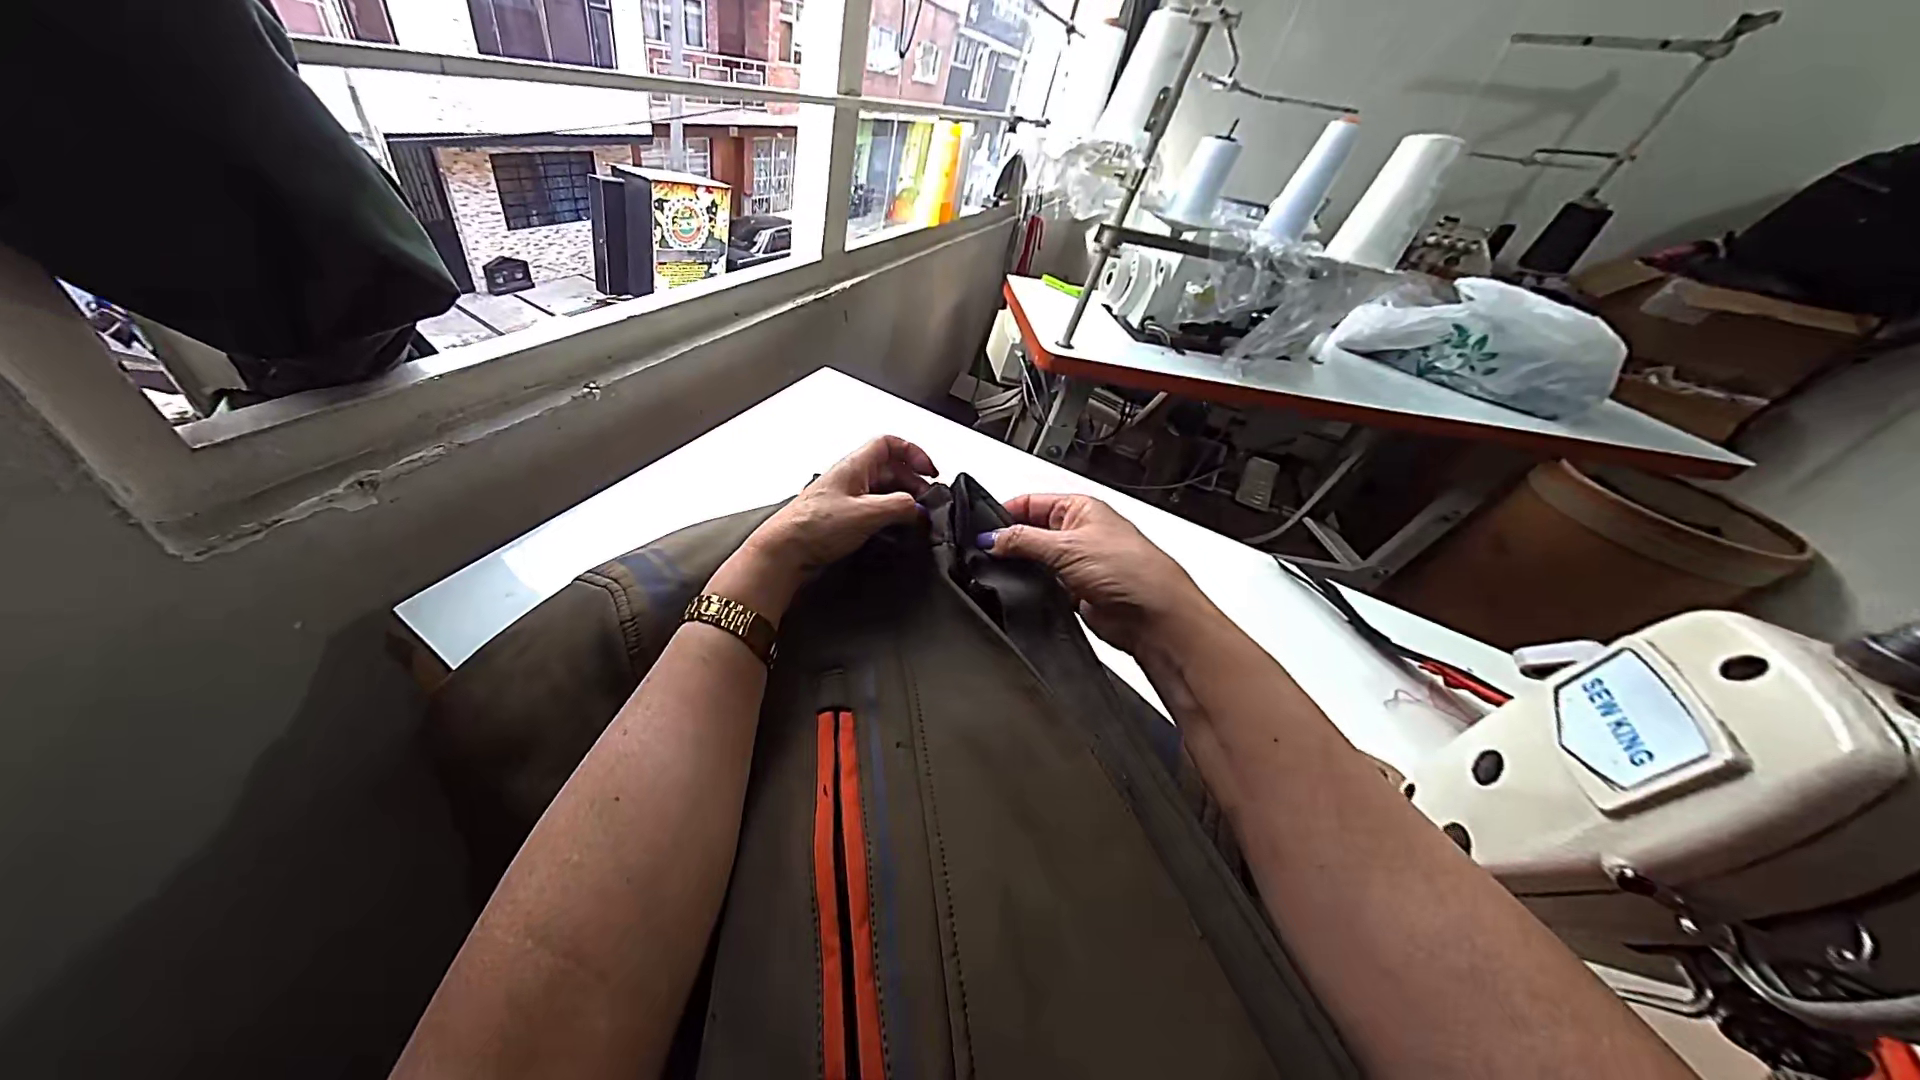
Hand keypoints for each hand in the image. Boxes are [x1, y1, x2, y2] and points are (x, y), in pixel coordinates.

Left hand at [711, 436, 938, 621]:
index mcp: (854, 466)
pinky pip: (875, 511)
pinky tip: (896, 531)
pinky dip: (890, 517)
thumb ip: (900, 507)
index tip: (930, 471)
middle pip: (892, 470)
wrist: (783, 553)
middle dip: (914, 483)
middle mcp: (851, 479)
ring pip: (885, 491)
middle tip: (926, 503)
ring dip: (904, 502)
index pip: (890, 444)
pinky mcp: (844, 520)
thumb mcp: (867, 513)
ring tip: (915, 519)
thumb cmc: (810, 528)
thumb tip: (918, 509)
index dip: (914, 453)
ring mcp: (847, 499)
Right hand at [981, 493, 1214, 652]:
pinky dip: (1033, 589)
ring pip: (1035, 562)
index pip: (1030, 502)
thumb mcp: (1067, 545)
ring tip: (1009, 572)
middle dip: (1011, 543)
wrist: (1153, 616)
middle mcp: (1078, 533)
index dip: (1005, 513)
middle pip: (1029, 532)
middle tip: (991, 551)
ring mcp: (1076, 563)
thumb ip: (1023, 540)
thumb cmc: (1133, 570)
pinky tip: (1026, 591)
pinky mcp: (1074, 591)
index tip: (983, 529)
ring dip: (1023, 568)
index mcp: (1079, 508)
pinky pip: (1043, 586)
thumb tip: (993, 537)